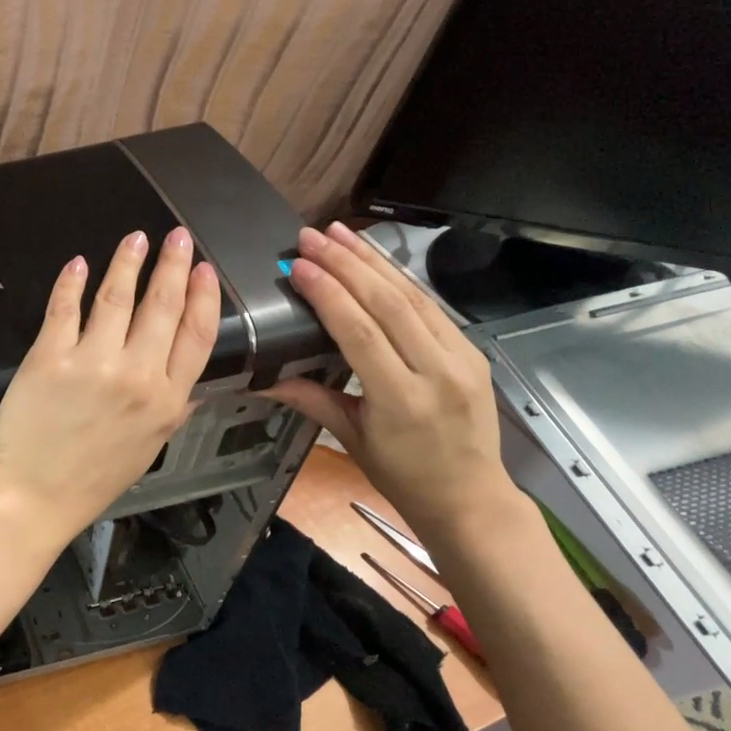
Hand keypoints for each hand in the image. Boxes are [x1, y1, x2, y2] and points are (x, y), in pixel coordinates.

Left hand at [0, 227, 221, 551]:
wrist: (35, 495)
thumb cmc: (91, 477)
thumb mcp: (148, 448)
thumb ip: (171, 410)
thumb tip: (190, 384)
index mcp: (167, 401)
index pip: (198, 335)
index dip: (203, 296)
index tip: (204, 269)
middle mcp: (137, 377)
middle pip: (162, 307)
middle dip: (172, 265)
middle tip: (176, 237)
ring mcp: (92, 364)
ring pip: (116, 299)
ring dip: (127, 263)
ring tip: (134, 239)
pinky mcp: (49, 358)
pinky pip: (64, 309)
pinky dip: (72, 282)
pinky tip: (79, 263)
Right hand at [263, 222, 524, 537]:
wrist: (471, 497)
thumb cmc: (402, 475)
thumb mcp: (351, 438)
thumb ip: (309, 398)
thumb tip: (259, 378)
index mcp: (402, 399)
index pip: (361, 331)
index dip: (328, 294)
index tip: (297, 266)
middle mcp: (438, 371)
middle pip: (389, 303)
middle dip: (347, 263)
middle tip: (311, 236)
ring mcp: (462, 358)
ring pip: (413, 296)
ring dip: (373, 260)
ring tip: (339, 233)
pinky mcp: (471, 351)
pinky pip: (430, 307)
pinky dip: (398, 278)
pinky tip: (373, 260)